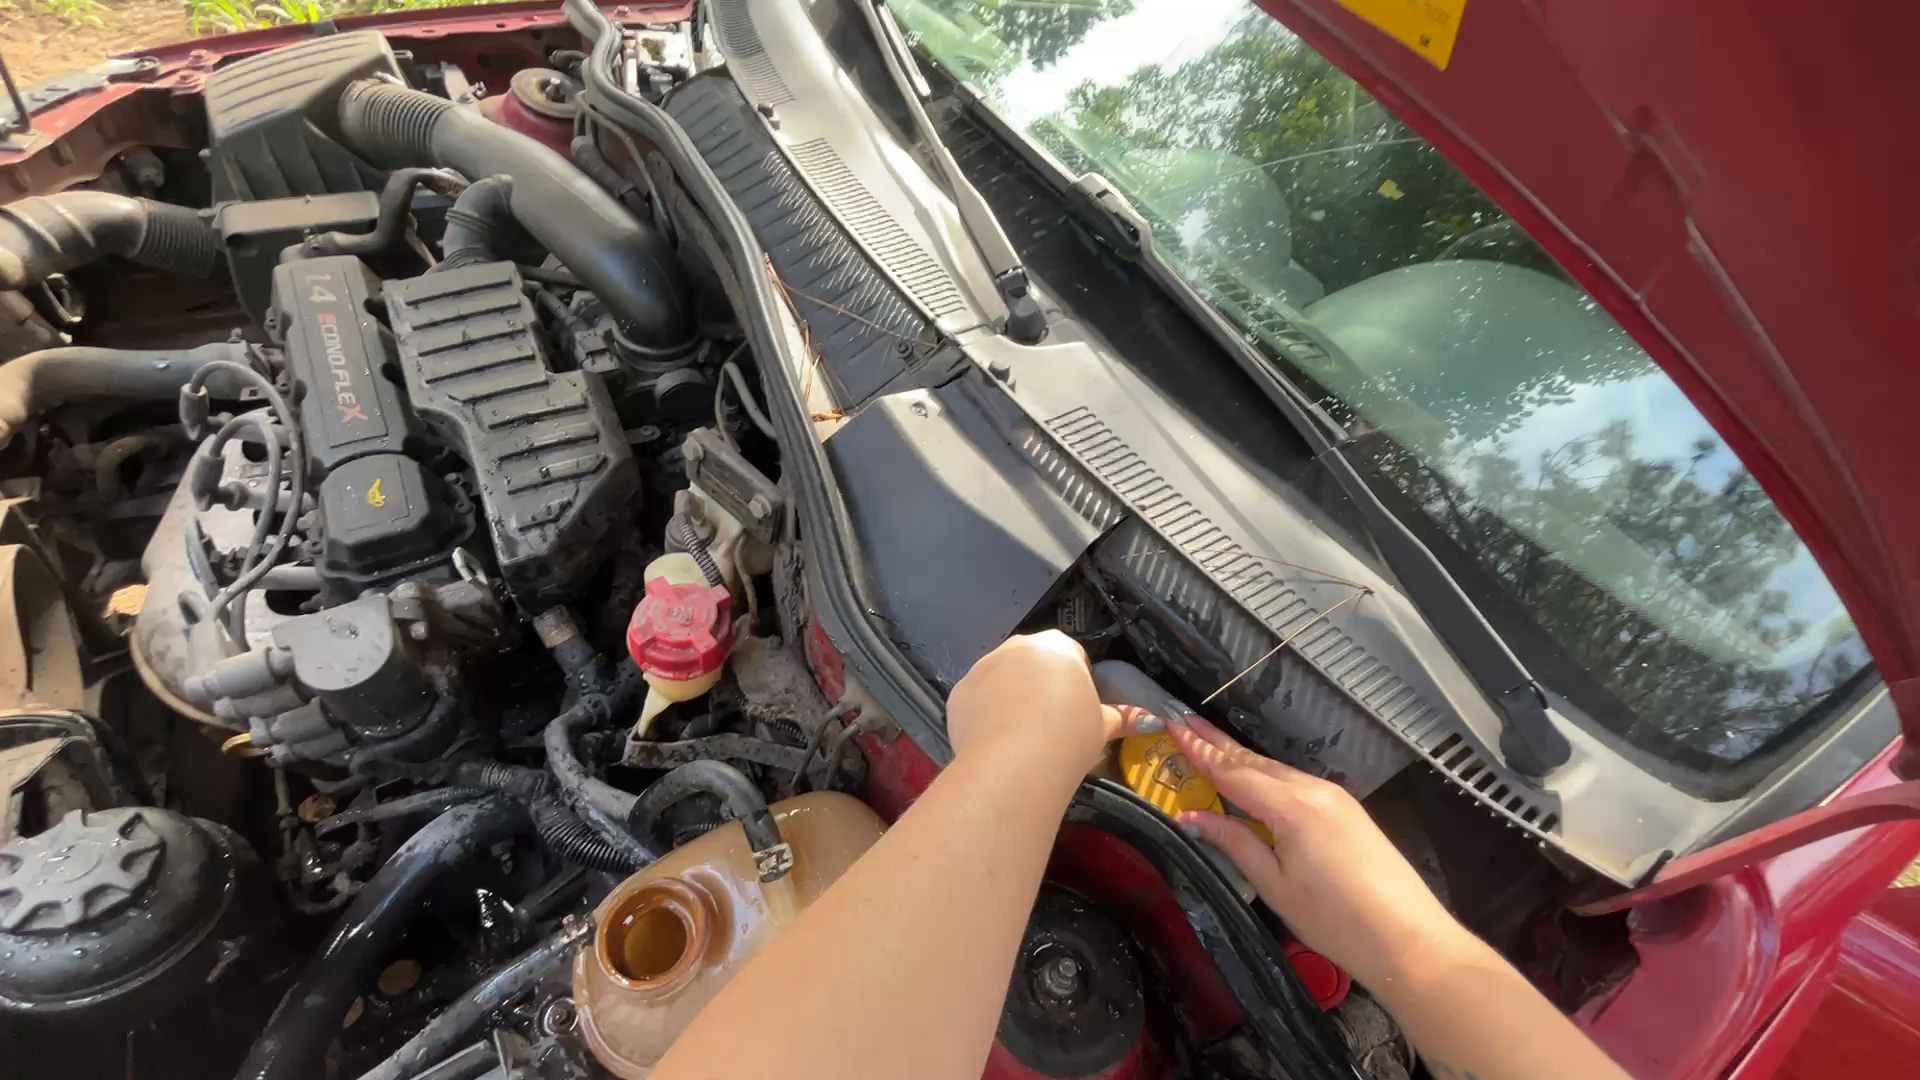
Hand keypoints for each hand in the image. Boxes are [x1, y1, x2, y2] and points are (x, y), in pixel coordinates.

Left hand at [946, 632, 1154, 771]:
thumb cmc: (1069, 736)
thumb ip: (1122, 717)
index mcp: (1057, 646)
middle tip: (1052, 726)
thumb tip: (1151, 720)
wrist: (1014, 762)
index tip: (1078, 712)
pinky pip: (977, 701)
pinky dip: (985, 716)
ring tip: (1021, 739)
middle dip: (1040, 687)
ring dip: (1010, 699)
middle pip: (1033, 663)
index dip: (1077, 683)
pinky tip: (996, 744)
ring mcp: (982, 666)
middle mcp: (1016, 646)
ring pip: (1001, 679)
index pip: (1072, 655)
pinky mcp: (959, 692)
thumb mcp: (1101, 726)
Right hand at [1168, 713, 1478, 995]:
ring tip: (1207, 740)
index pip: (1231, 771)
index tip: (1171, 724)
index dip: (1198, 749)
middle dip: (1215, 740)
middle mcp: (1310, 789)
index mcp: (1289, 806)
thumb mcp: (1274, 886)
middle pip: (1252, 761)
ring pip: (1273, 768)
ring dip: (1238, 755)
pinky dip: (1263, 773)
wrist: (1412, 942)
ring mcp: (1332, 796)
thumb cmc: (1335, 921)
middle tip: (1182, 719)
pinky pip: (1292, 780)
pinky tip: (1250, 774)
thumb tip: (1188, 817)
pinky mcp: (1345, 808)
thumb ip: (1232, 843)